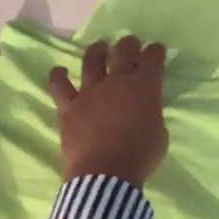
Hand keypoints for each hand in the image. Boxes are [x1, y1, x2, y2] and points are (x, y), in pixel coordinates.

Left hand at [48, 36, 168, 187]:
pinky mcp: (69, 106)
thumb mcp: (160, 132)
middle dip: (129, 43)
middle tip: (130, 44)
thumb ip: (151, 113)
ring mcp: (90, 91)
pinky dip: (58, 76)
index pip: (152, 57)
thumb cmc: (141, 155)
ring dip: (97, 50)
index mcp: (145, 86)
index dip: (155, 51)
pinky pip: (59, 85)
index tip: (156, 51)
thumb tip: (144, 110)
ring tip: (100, 48)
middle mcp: (117, 81)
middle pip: (123, 49)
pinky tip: (60, 72)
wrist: (106, 175)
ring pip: (91, 59)